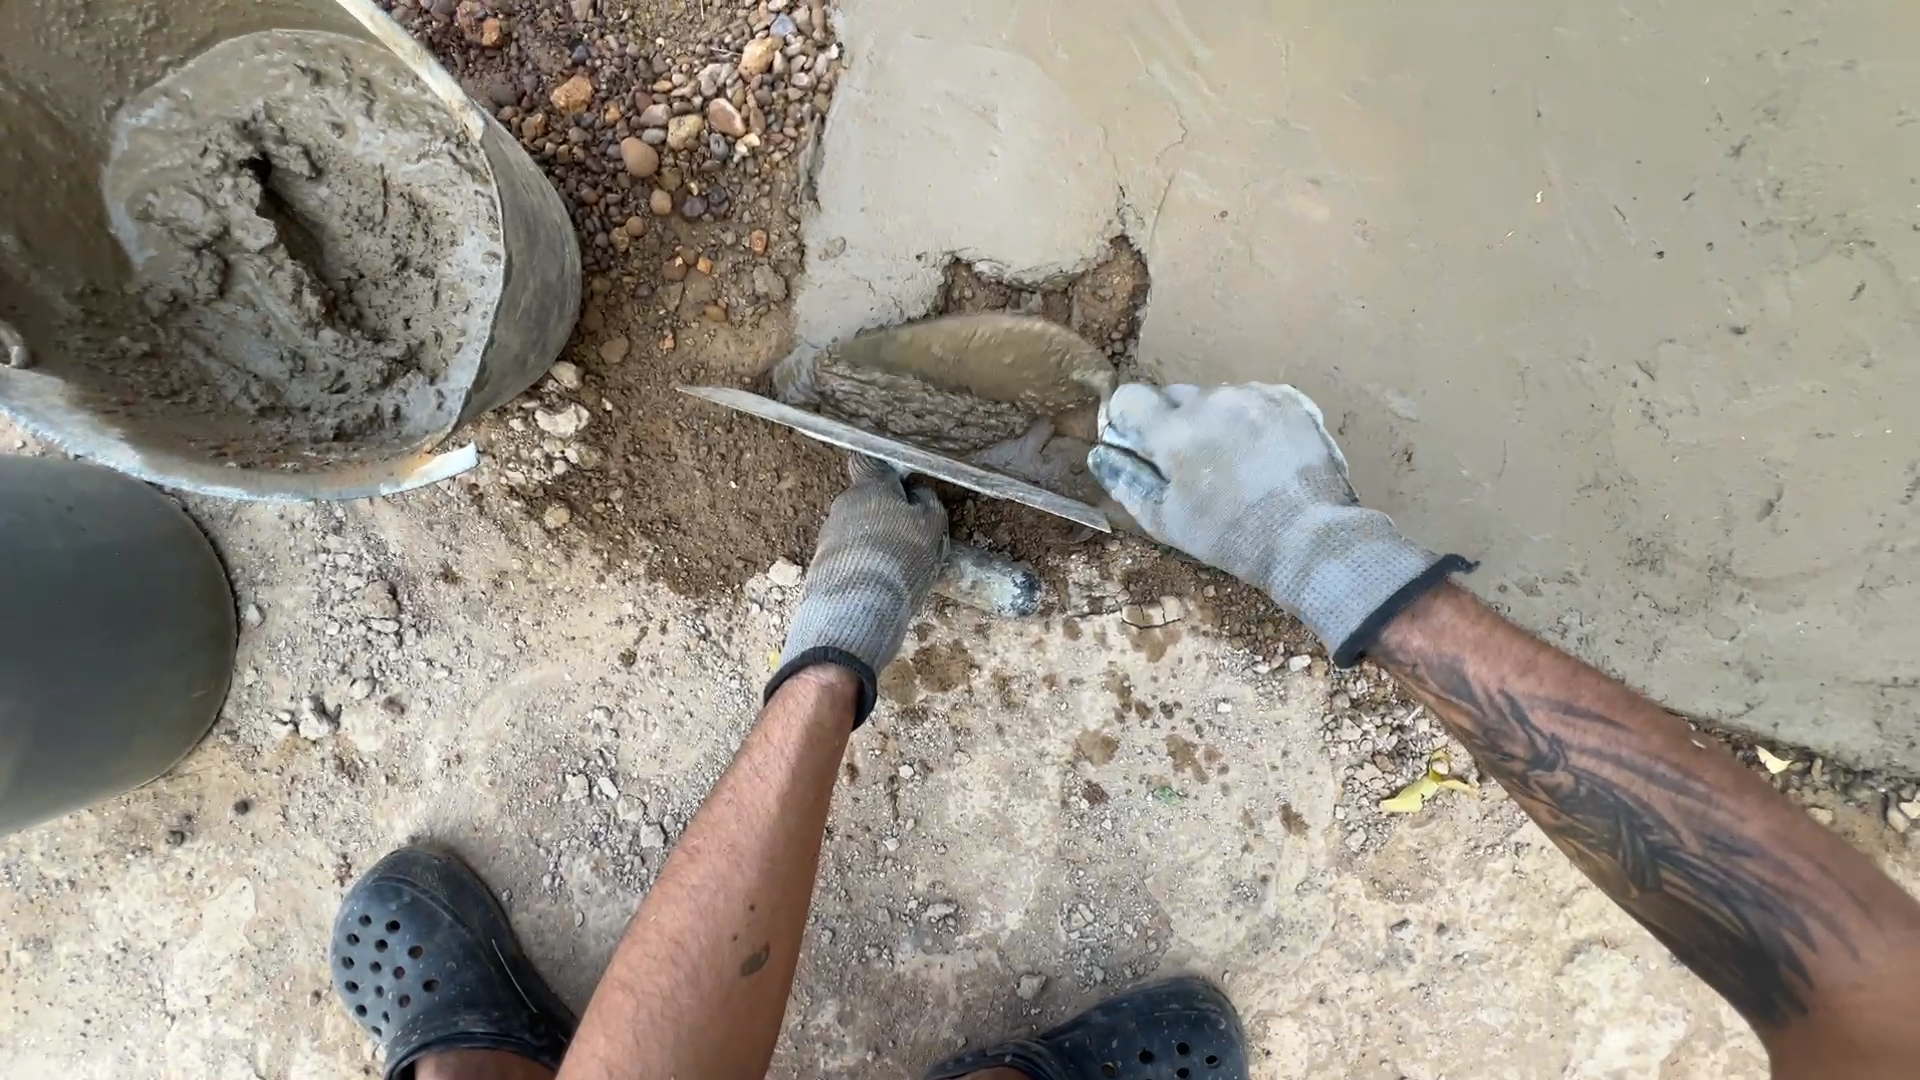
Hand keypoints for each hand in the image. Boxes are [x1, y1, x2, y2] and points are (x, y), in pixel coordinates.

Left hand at [767, 455, 947, 726]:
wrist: (856, 608)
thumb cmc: (901, 559)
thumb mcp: (931, 528)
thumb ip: (927, 505)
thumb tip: (919, 493)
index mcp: (868, 487)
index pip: (868, 462)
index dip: (885, 472)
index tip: (903, 488)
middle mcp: (842, 505)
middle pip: (865, 501)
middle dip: (883, 514)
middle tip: (909, 538)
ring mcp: (828, 535)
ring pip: (856, 530)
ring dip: (872, 543)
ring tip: (895, 569)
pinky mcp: (820, 565)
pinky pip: (847, 557)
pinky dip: (861, 566)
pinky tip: (878, 585)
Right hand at [1087, 382, 1468, 664]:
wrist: (1309, 538)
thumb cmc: (1226, 536)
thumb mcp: (1165, 519)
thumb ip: (1126, 481)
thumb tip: (1101, 454)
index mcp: (1174, 430)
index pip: (1130, 397)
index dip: (1127, 421)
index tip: (1137, 446)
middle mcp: (1212, 400)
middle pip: (1173, 395)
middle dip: (1170, 422)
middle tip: (1187, 464)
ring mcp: (1255, 396)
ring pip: (1215, 397)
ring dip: (1211, 420)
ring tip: (1231, 462)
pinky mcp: (1290, 400)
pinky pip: (1253, 399)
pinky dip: (1247, 419)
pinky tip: (1259, 454)